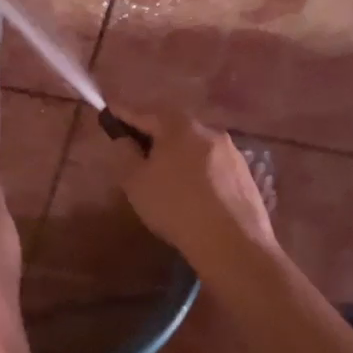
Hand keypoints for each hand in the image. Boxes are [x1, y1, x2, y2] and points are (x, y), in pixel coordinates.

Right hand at [113, 107, 277, 261]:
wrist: (232, 243)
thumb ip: (125, 153)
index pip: (142, 113)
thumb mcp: (135, 180)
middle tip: (133, 145)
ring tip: (161, 170)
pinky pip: (210, 162)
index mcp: (179, 127)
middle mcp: (208, 131)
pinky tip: (188, 188)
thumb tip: (125, 139)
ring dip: (175, 151)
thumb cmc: (174, 206)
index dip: (122, 112)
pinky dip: (194, 167)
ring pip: (193, 144)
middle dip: (151, 131)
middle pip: (172, 125)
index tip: (107, 110)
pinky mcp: (245, 174)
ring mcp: (231, 152)